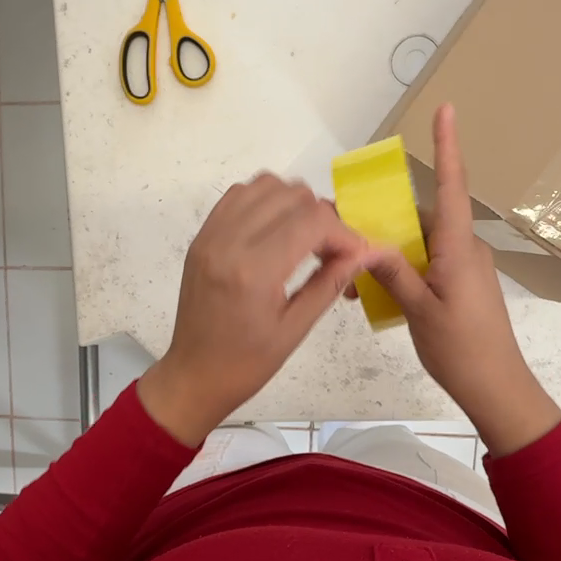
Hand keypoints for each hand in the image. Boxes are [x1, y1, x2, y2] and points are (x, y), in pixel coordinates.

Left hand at [139, 175, 371, 444]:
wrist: (194, 375)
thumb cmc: (246, 363)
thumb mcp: (295, 328)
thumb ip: (331, 283)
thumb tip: (366, 252)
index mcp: (254, 271)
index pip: (312, 220)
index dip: (343, 232)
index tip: (354, 254)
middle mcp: (229, 242)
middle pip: (291, 195)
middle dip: (321, 216)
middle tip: (329, 250)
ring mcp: (210, 236)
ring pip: (264, 185)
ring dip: (292, 203)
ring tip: (303, 238)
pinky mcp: (201, 238)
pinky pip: (237, 196)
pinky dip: (263, 202)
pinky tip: (275, 232)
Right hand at [363, 104, 560, 455]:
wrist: (494, 387)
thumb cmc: (460, 348)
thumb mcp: (418, 310)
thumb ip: (393, 272)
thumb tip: (368, 241)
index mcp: (458, 248)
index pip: (452, 187)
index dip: (448, 147)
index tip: (446, 109)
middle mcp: (464, 250)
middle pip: (420, 219)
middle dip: (381, 227)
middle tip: (342, 238)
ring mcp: (463, 268)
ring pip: (417, 247)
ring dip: (384, 258)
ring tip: (351, 285)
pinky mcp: (459, 286)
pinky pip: (424, 267)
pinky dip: (398, 274)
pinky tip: (372, 297)